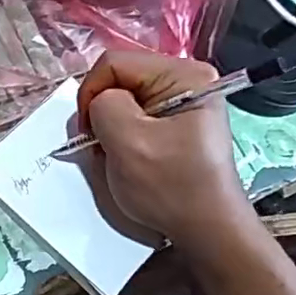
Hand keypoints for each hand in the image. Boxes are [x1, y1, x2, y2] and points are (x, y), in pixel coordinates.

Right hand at [77, 49, 255, 249]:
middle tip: (103, 149)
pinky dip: (123, 139)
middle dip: (102, 114)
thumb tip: (98, 103)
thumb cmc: (170, 188)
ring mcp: (183, 103)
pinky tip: (130, 161)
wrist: (207, 231)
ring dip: (111, 130)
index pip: (114, 63)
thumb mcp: (128, 142)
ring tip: (117, 159)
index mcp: (183, 75)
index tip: (88, 132)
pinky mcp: (178, 125)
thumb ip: (104, 107)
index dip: (91, 94)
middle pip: (120, 80)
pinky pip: (136, 119)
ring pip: (124, 102)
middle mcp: (187, 81)